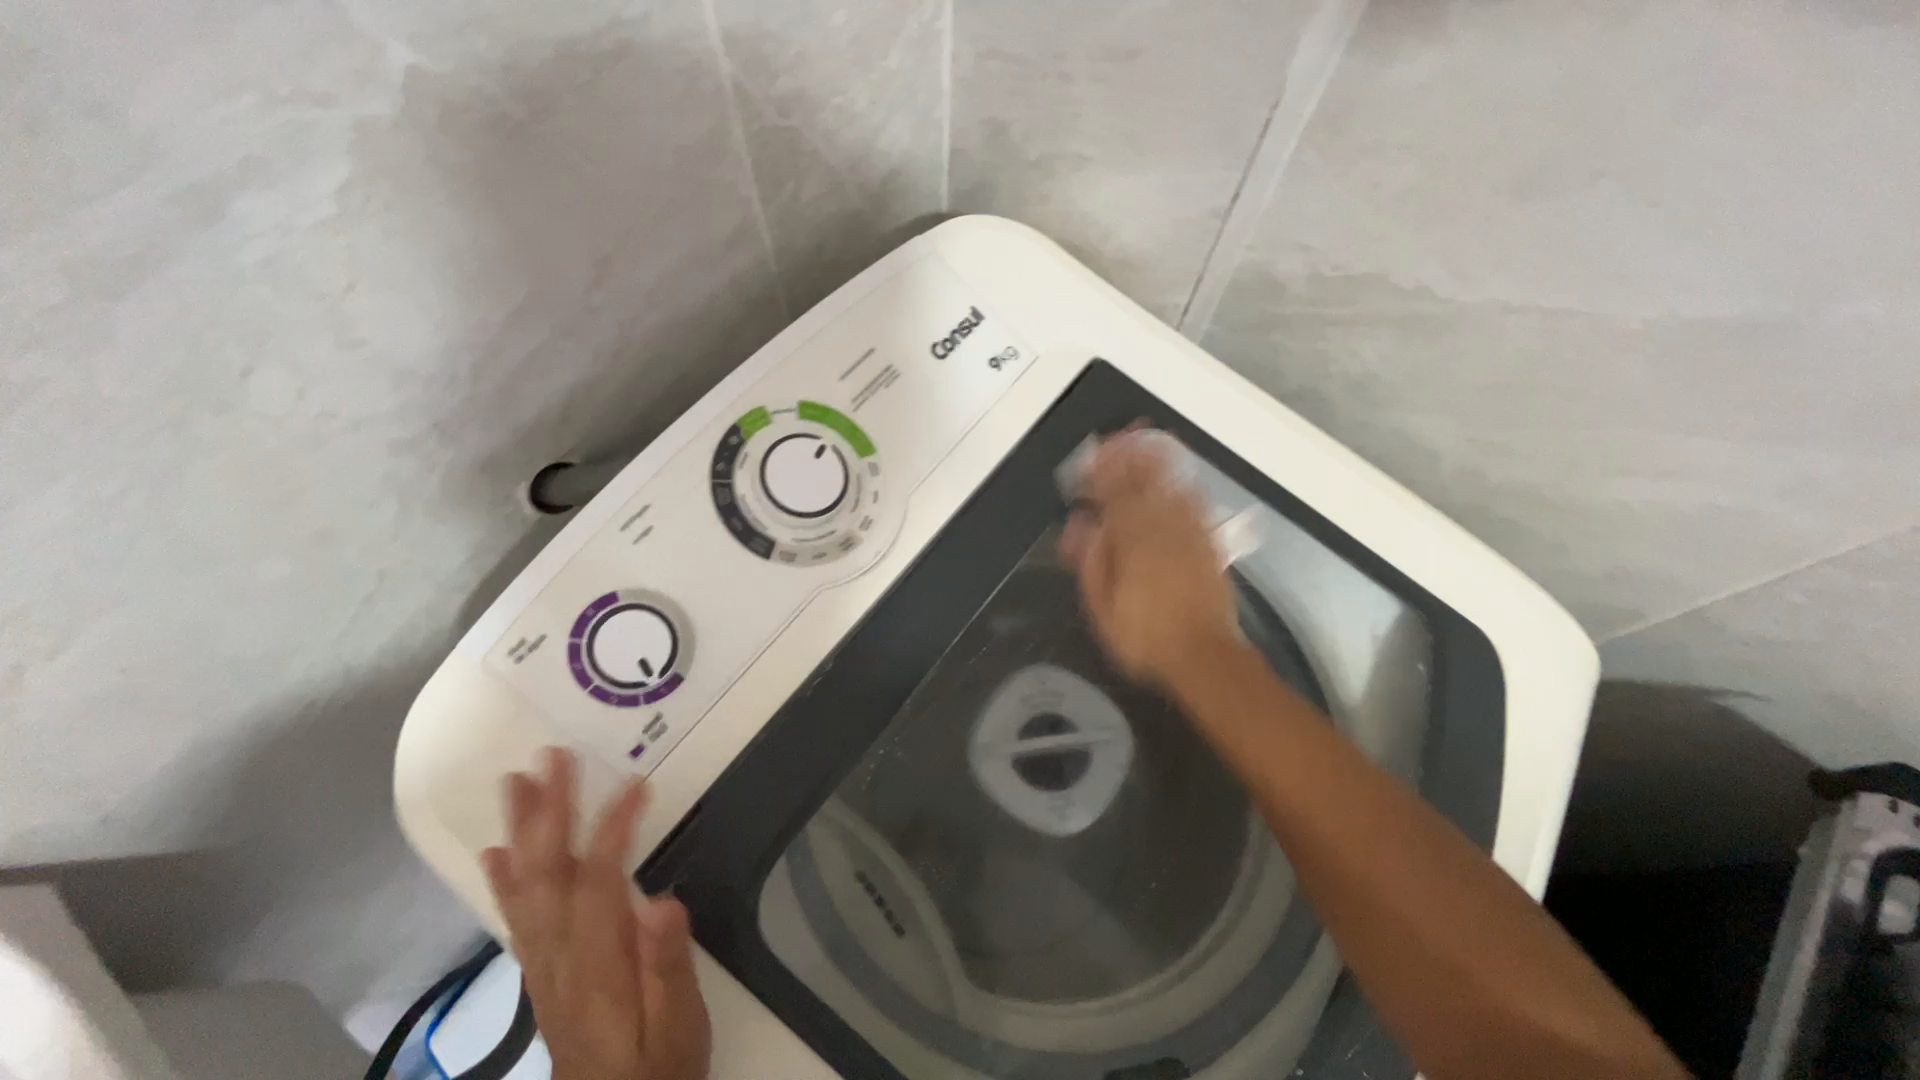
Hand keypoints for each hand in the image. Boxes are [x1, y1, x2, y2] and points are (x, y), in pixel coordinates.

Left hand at [482, 748, 710, 1079]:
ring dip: (519, 832)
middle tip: (550, 758)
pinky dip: (503, 881)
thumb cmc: (657, 1070)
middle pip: (546, 874)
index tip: (635, 783)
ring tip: (517, 783)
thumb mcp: (679, 1026)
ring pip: (523, 889)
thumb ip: (667, 966)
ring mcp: (544, 967)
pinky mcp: (542, 976)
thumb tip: (662, 903)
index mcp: (598, 965)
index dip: (612, 828)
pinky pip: (515, 919)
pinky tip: (496, 854)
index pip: (598, 882)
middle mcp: (559, 959)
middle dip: (548, 811)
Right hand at [1059, 429, 1238, 687]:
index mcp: (1131, 544)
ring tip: (1149, 439)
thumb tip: (1082, 525)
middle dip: (1130, 459)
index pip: (1113, 498)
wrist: (1202, 655)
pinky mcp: (1209, 545)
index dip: (1101, 475)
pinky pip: (1197, 505)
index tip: (1091, 457)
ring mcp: (1190, 536)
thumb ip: (1091, 561)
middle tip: (1120, 436)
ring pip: (1172, 489)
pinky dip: (1186, 485)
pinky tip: (1181, 476)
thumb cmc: (1144, 637)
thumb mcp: (1103, 607)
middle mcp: (1162, 531)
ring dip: (1159, 463)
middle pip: (1143, 485)